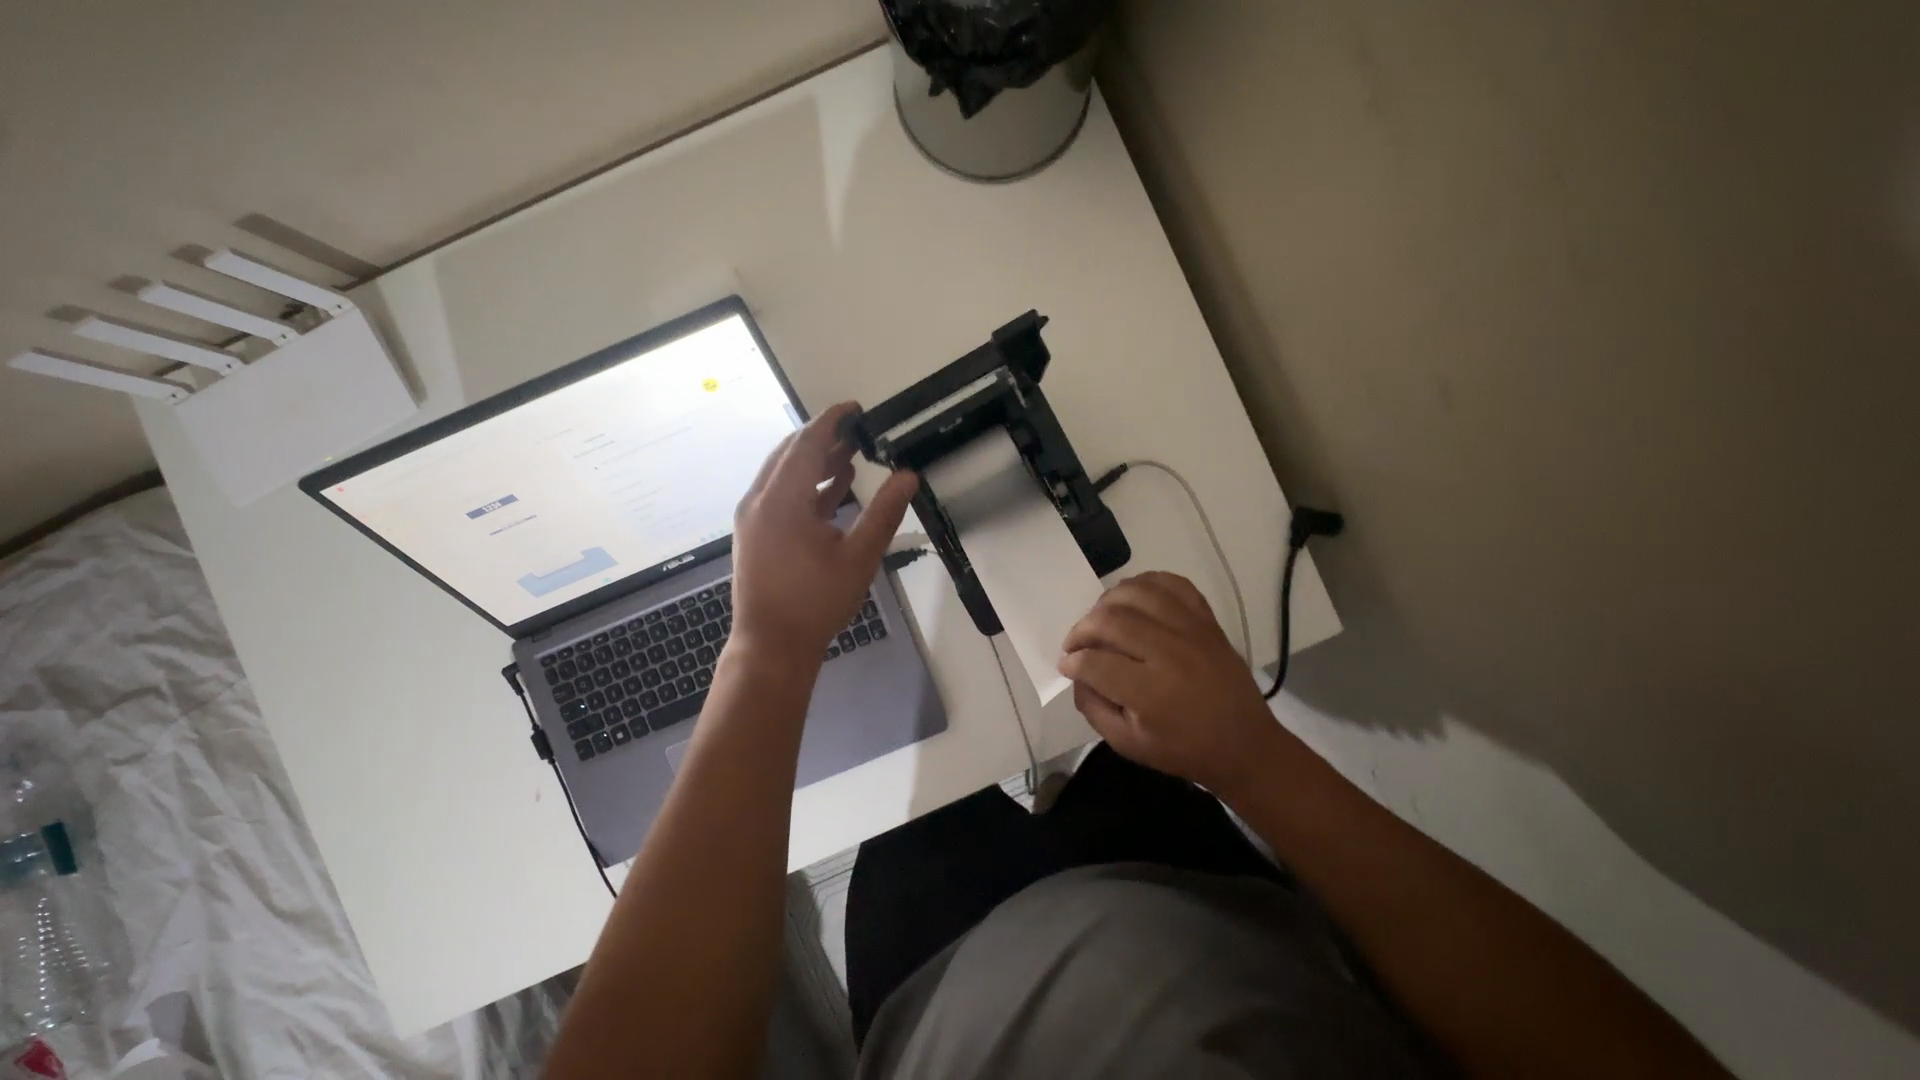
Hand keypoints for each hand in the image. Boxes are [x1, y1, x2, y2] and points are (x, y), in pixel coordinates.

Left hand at [730, 402, 917, 664]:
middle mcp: (759, 500)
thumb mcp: (858, 556)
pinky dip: (805, 486)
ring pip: (783, 474)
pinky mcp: (755, 535)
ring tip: (850, 457)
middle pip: (790, 454)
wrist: (772, 645)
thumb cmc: (816, 602)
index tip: (855, 408)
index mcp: (781, 499)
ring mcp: (753, 519)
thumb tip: (908, 476)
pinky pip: (779, 495)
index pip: (807, 443)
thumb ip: (884, 512)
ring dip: (814, 463)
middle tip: (856, 431)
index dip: (831, 421)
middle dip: (823, 439)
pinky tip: (833, 490)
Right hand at [1059, 571, 1290, 795]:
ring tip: (1100, 620)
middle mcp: (1171, 653)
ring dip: (1108, 602)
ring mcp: (1192, 631)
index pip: (1095, 662)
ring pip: (1138, 593)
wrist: (1244, 744)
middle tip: (1075, 645)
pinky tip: (1132, 599)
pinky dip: (1147, 583)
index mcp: (1151, 692)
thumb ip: (1094, 708)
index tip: (1067, 666)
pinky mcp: (1207, 621)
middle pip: (1111, 620)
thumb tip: (1077, 674)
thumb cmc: (1183, 749)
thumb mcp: (1127, 744)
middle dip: (1082, 630)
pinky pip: (1173, 584)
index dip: (1072, 662)